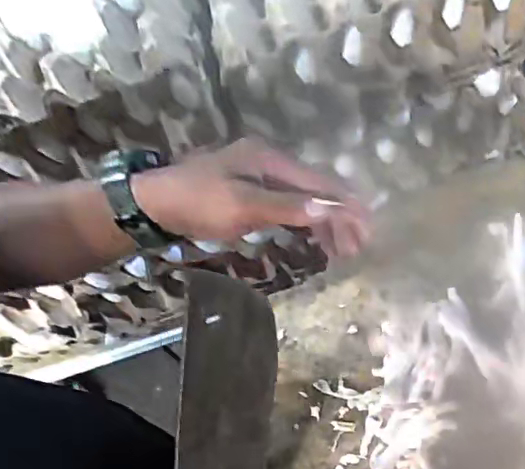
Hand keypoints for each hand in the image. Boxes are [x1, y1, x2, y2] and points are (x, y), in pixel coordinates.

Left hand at [131, 138, 370, 258]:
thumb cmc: (198, 202)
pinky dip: (312, 226)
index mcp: (270, 160)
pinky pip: (296, 208)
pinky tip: (321, 243)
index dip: (347, 207)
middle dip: (342, 219)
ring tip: (344, 253)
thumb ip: (288, 208)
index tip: (369, 230)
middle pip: (319, 191)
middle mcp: (271, 163)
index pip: (321, 184)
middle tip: (358, 249)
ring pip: (310, 201)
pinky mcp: (257, 193)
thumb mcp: (244, 206)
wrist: (155, 204)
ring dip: (329, 226)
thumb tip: (329, 211)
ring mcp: (264, 178)